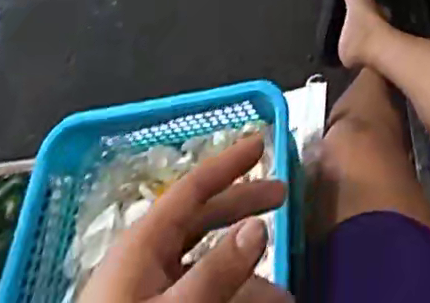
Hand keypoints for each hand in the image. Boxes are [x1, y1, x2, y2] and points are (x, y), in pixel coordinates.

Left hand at [77, 134, 290, 302]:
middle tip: (283, 196)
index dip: (228, 164)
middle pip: (203, 218)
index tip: (261, 142)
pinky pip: (198, 296)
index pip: (194, 188)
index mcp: (144, 244)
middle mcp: (146, 261)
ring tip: (285, 296)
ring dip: (246, 273)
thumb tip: (258, 225)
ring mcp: (147, 294)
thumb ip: (216, 272)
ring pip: (206, 265)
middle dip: (243, 205)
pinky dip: (228, 299)